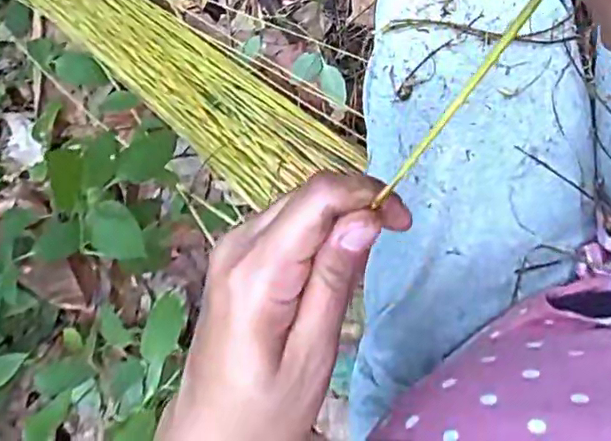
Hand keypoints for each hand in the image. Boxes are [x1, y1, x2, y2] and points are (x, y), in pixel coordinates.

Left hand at [159, 173, 411, 440]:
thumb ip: (336, 279)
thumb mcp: (311, 354)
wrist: (208, 435)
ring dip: (340, 212)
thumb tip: (366, 217)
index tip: (401, 220)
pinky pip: (288, 218)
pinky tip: (333, 257)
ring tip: (364, 253)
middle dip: (358, 202)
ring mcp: (234, 242)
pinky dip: (320, 225)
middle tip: (394, 231)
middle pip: (309, 194)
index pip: (317, 197)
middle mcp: (238, 242)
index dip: (365, 194)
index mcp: (255, 270)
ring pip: (301, 200)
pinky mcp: (238, 249)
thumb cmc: (264, 411)